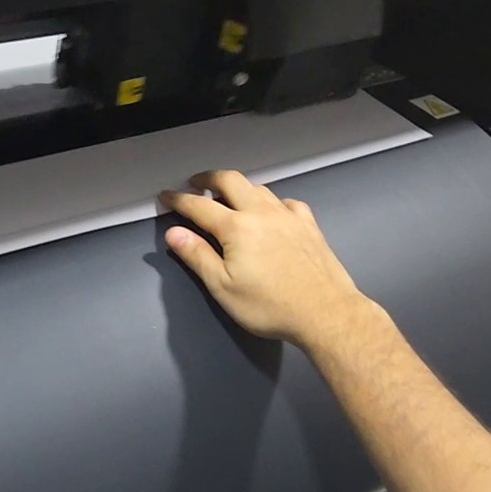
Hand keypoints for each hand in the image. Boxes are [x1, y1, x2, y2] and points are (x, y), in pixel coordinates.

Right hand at [159, 170, 374, 348]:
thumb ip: (197, 256)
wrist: (325, 313)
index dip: (178, 199)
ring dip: (239, 187)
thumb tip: (174, 232)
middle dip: (209, 178)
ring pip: (259, 188)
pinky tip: (271, 212)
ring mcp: (289, 215)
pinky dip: (271, 202)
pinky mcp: (309, 225)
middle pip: (231, 181)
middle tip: (196, 183)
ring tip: (228, 196)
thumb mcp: (222, 287)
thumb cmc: (269, 306)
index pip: (199, 205)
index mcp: (236, 227)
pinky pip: (286, 202)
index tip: (165, 196)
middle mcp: (262, 212)